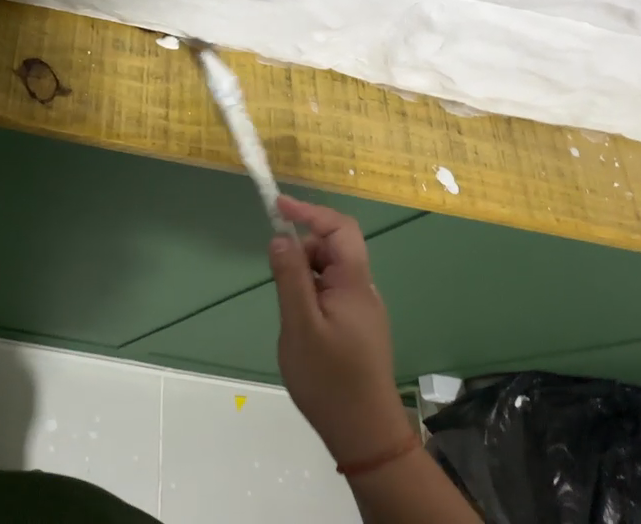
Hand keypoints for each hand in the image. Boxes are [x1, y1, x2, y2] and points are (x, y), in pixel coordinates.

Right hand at [267, 195, 411, 463]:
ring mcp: (363, 311)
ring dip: (305, 271)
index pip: (340, 229)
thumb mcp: (300, 325)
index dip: (309, 211)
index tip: (276, 207)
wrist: (365, 434)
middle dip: (303, 246)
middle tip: (275, 269)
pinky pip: (332, 293)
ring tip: (286, 305)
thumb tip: (280, 238)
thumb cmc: (330, 379)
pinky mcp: (358, 329)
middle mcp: (363, 291)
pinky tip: (299, 319)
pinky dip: (311, 291)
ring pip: (331, 272)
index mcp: (354, 284)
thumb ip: (289, 277)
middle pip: (334, 248)